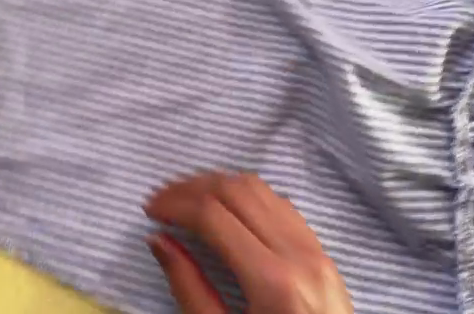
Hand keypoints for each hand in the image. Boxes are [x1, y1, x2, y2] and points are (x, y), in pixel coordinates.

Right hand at [145, 172, 353, 313]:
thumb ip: (189, 289)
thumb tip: (159, 239)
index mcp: (273, 283)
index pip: (212, 215)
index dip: (174, 204)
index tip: (149, 211)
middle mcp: (298, 255)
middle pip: (233, 191)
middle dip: (190, 188)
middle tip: (162, 199)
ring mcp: (316, 251)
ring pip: (257, 188)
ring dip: (215, 184)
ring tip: (188, 199)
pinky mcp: (324, 253)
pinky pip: (278, 203)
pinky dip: (245, 194)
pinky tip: (226, 209)